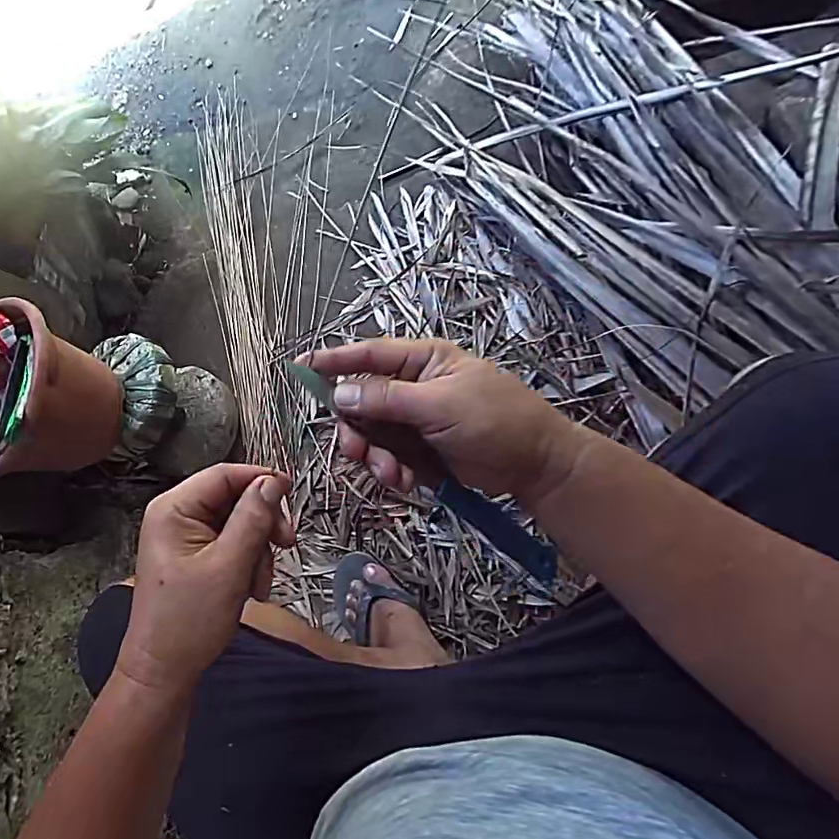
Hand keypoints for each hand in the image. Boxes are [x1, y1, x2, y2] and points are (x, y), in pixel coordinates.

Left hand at [114, 464, 293, 698]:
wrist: (163, 672)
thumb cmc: (189, 621)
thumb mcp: (228, 567)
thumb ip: (252, 519)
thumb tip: (272, 482)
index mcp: (173, 508)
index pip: (223, 474)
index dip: (260, 478)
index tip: (291, 493)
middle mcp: (176, 515)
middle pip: (233, 498)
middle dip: (262, 523)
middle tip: (286, 544)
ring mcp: (185, 537)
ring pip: (238, 523)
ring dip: (258, 550)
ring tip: (259, 584)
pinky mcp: (194, 556)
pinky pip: (232, 544)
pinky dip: (248, 563)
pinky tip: (251, 589)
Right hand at [305, 339, 583, 502]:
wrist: (536, 466)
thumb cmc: (497, 420)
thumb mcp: (440, 405)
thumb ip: (387, 399)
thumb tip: (340, 394)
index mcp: (422, 361)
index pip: (369, 356)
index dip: (335, 361)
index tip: (302, 367)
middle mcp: (414, 387)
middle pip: (363, 404)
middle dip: (358, 432)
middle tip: (358, 452)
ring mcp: (416, 421)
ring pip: (374, 436)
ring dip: (377, 458)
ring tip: (396, 474)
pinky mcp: (421, 450)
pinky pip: (391, 457)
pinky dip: (394, 472)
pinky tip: (412, 482)